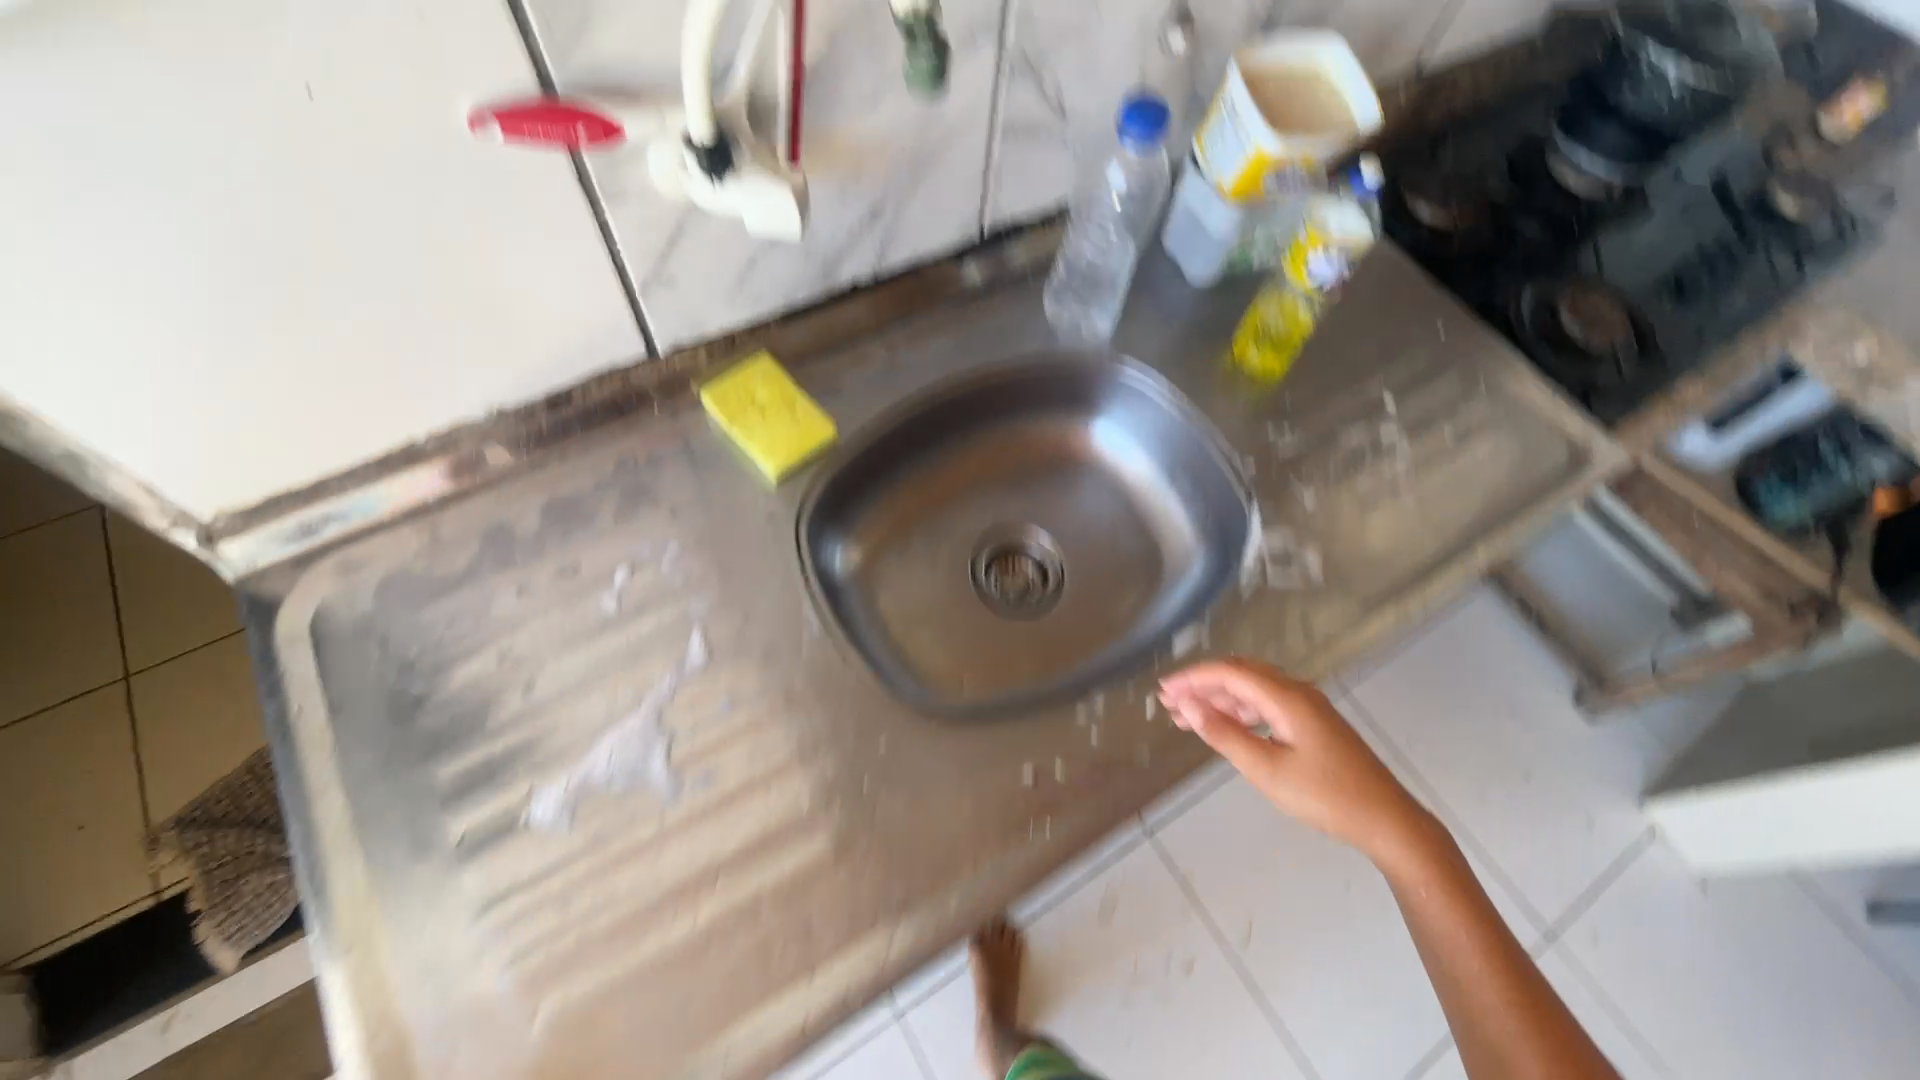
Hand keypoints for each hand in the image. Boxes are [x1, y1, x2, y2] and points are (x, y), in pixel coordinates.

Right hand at [1159, 658, 1442, 869]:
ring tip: (1188, 716)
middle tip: (1169, 701)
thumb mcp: (1266, 770)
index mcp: (1287, 698)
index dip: (1193, 678)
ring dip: (1220, 698)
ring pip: (1254, 689)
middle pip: (1241, 674)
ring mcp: (1309, 707)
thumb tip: (1189, 707)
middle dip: (1202, 684)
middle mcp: (1297, 693)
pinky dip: (1240, 710)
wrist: (1386, 820)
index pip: (1230, 673)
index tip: (1163, 691)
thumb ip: (1225, 735)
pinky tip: (1226, 725)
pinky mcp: (1314, 724)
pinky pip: (1268, 703)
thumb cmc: (1325, 796)